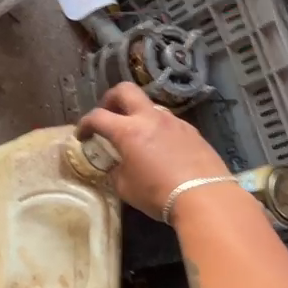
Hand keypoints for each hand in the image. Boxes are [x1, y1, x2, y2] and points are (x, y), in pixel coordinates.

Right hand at [77, 83, 230, 216]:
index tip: (82, 136)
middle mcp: (150, 118)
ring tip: (136, 137)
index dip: (84, 124)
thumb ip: (116, 170)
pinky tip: (160, 149)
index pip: (97, 117)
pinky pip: (168, 123)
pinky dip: (157, 129)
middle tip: (107, 115)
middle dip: (111, 99)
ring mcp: (174, 122)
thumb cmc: (158, 193)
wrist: (205, 197)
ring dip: (137, 115)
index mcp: (128, 131)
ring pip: (149, 106)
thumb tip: (116, 165)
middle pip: (125, 90)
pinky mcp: (192, 131)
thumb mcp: (125, 187)